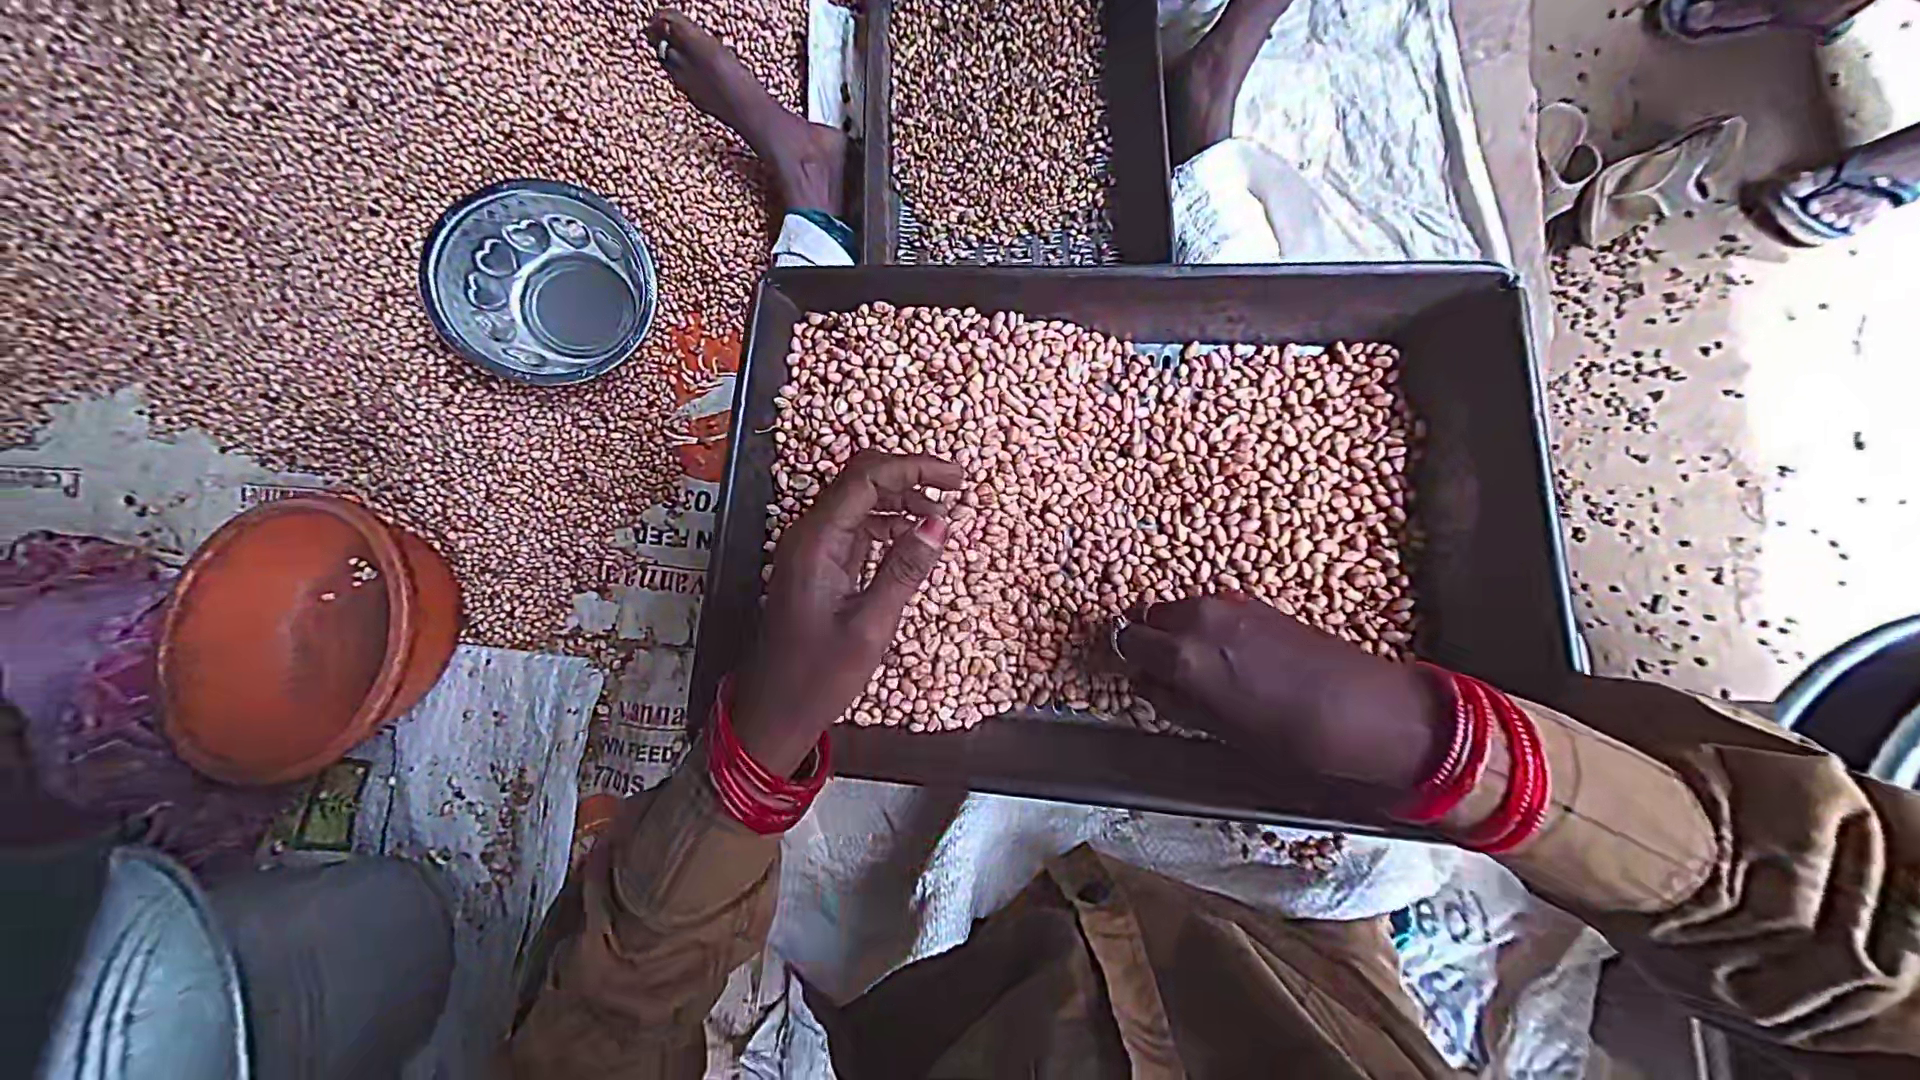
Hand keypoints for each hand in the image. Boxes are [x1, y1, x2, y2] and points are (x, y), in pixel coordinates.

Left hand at [730, 451, 962, 773]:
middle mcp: (811, 534)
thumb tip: (940, 522)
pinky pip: (859, 527)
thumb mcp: (870, 626)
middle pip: (861, 477)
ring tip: (942, 517)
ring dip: (902, 498)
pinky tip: (915, 539)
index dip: (914, 467)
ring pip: (861, 499)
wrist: (775, 710)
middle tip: (953, 487)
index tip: (955, 477)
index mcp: (817, 541)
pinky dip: (890, 523)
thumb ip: (904, 569)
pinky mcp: (821, 562)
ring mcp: (815, 547)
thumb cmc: (818, 677)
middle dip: (909, 474)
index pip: (866, 477)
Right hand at [1116, 593, 1443, 788]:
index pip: (1128, 640)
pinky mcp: (1255, 602)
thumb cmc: (1287, 736)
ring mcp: (1229, 605)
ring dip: (1176, 628)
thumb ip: (1171, 700)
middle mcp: (1198, 618)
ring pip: (1180, 608)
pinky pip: (1211, 608)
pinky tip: (1228, 652)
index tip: (1135, 671)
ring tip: (1198, 661)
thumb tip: (1146, 682)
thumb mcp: (1217, 729)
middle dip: (1148, 637)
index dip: (1127, 656)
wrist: (1366, 710)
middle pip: (1149, 615)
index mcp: (1181, 653)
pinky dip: (1205, 623)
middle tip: (1162, 667)